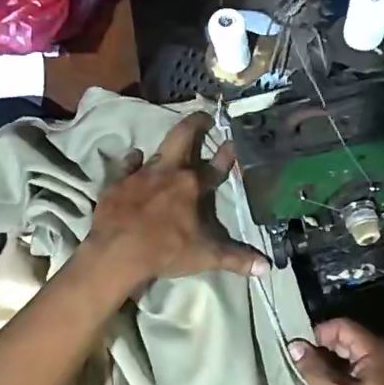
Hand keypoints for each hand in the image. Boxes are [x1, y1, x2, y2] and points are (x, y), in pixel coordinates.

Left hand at [80, 112, 269, 287]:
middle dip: (196, 124)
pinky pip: (126, 165)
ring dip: (167, 144)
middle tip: (204, 117)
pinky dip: (132, 160)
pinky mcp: (117, 183)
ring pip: (156, 149)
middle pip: (183, 137)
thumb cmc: (166, 250)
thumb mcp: (206, 256)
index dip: (226, 154)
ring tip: (173, 140)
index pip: (215, 166)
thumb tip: (266, 267)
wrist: (118, 252)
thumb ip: (236, 258)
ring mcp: (140, 174)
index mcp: (191, 186)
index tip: (233, 141)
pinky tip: (134, 156)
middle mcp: (167, 172)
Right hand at [289, 319, 383, 384]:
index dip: (318, 334)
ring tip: (311, 379)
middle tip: (300, 368)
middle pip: (347, 338)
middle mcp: (382, 353)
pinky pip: (359, 369)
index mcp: (374, 349)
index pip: (341, 326)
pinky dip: (342, 375)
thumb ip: (316, 369)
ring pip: (351, 355)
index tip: (299, 353)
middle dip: (322, 350)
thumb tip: (294, 345)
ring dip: (330, 364)